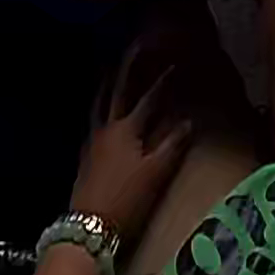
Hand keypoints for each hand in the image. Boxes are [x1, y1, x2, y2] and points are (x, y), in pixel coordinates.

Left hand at [70, 44, 191, 242]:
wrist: (89, 229)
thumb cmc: (126, 199)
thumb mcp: (155, 173)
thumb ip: (173, 144)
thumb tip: (189, 120)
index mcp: (127, 129)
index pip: (149, 99)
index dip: (162, 82)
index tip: (174, 64)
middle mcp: (108, 127)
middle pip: (118, 90)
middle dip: (128, 66)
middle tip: (134, 46)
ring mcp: (93, 138)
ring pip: (99, 102)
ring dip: (105, 82)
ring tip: (108, 65)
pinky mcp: (85, 152)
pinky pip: (92, 118)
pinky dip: (97, 104)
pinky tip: (98, 106)